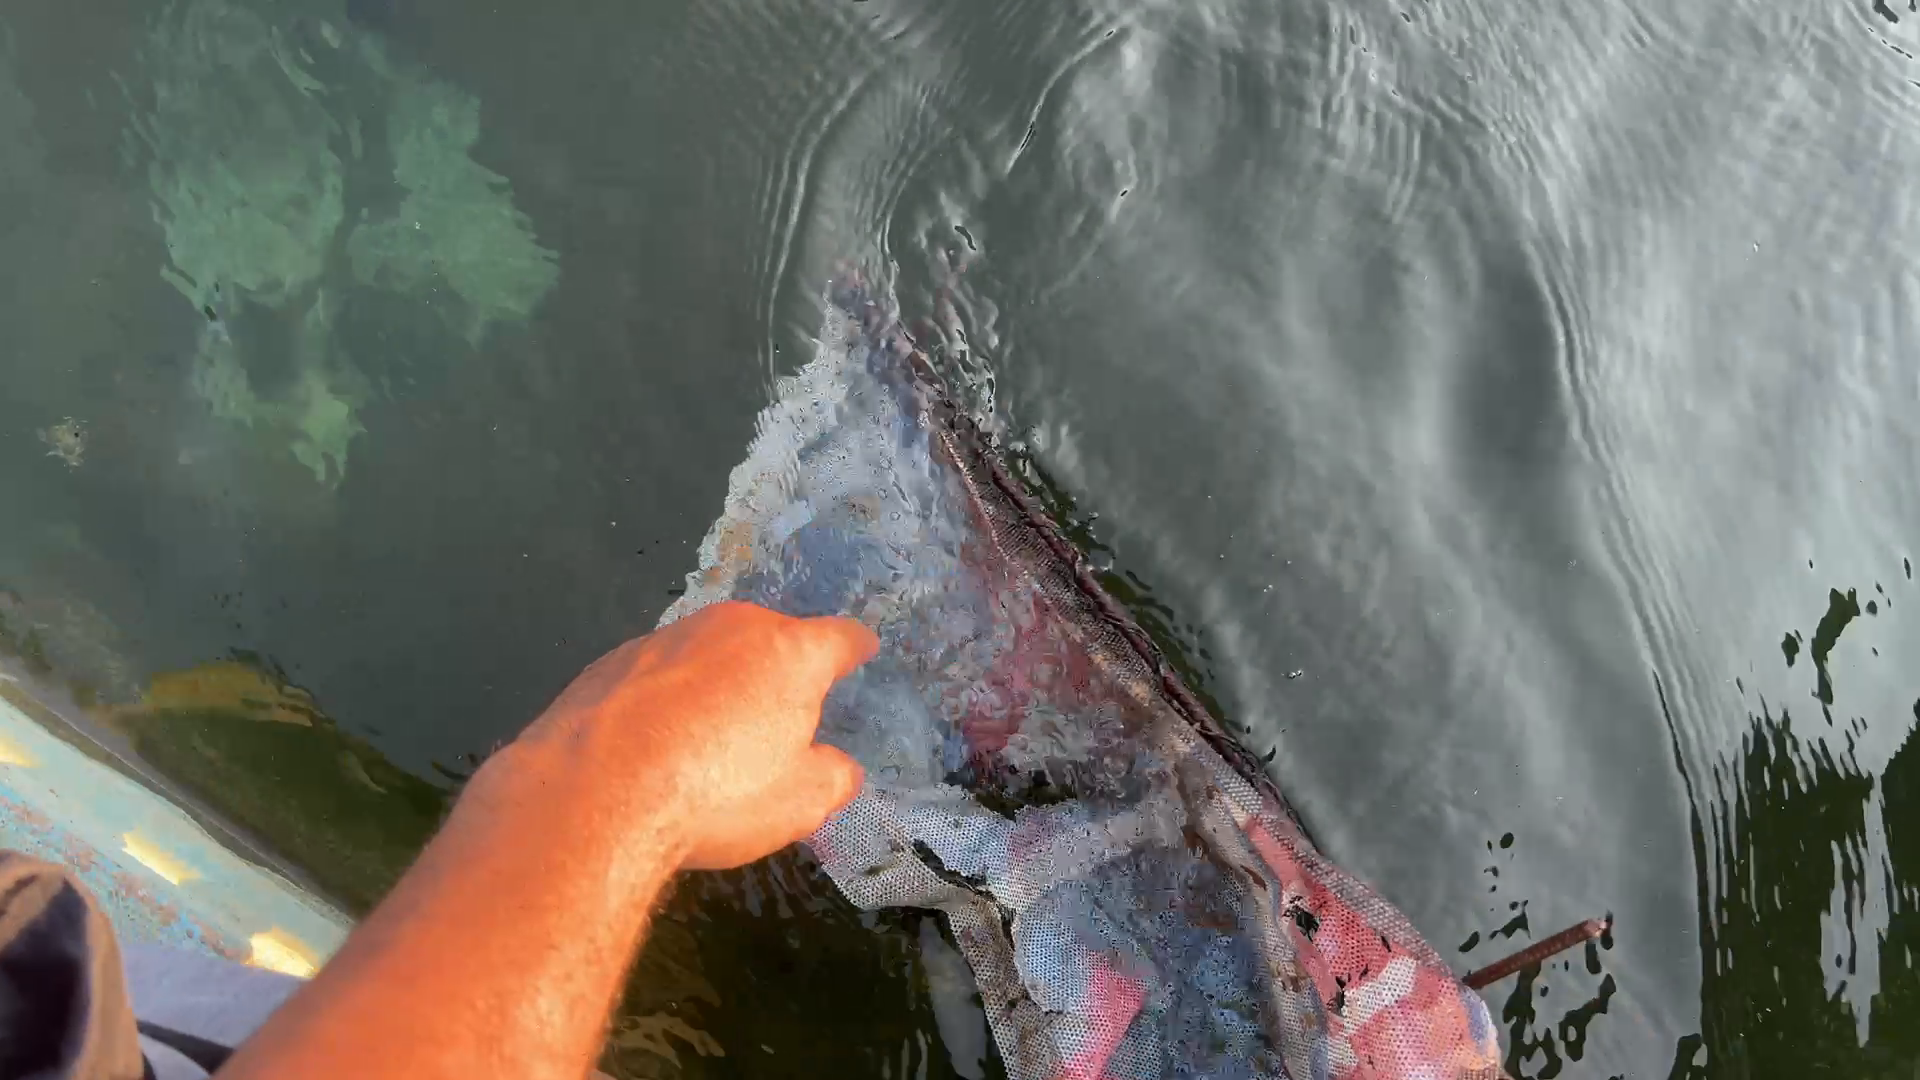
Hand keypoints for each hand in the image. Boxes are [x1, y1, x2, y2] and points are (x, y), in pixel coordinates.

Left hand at [495, 601, 876, 870]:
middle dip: (783, 669)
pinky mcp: (617, 657)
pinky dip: (672, 692)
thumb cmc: (716, 793)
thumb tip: (839, 767)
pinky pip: (664, 669)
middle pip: (775, 639)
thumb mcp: (800, 803)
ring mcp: (672, 636)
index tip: (861, 652)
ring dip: (724, 677)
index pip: (842, 636)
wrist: (589, 796)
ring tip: (709, 734)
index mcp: (792, 653)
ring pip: (716, 649)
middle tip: (777, 719)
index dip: (855, 648)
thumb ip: (834, 777)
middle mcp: (736, 628)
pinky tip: (653, 739)